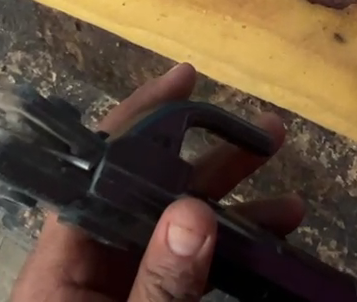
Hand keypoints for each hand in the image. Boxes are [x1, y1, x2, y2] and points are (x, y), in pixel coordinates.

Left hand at [9, 63, 306, 301]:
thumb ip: (157, 286)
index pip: (100, 169)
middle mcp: (91, 267)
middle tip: (270, 134)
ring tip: (292, 203)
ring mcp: (121, 292)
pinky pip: (190, 273)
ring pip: (180, 234)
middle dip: (213, 159)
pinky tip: (271, 251)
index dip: (144, 115)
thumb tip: (194, 208)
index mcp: (64, 264)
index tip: (189, 76)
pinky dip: (230, 258)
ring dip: (237, 213)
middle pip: (153, 192)